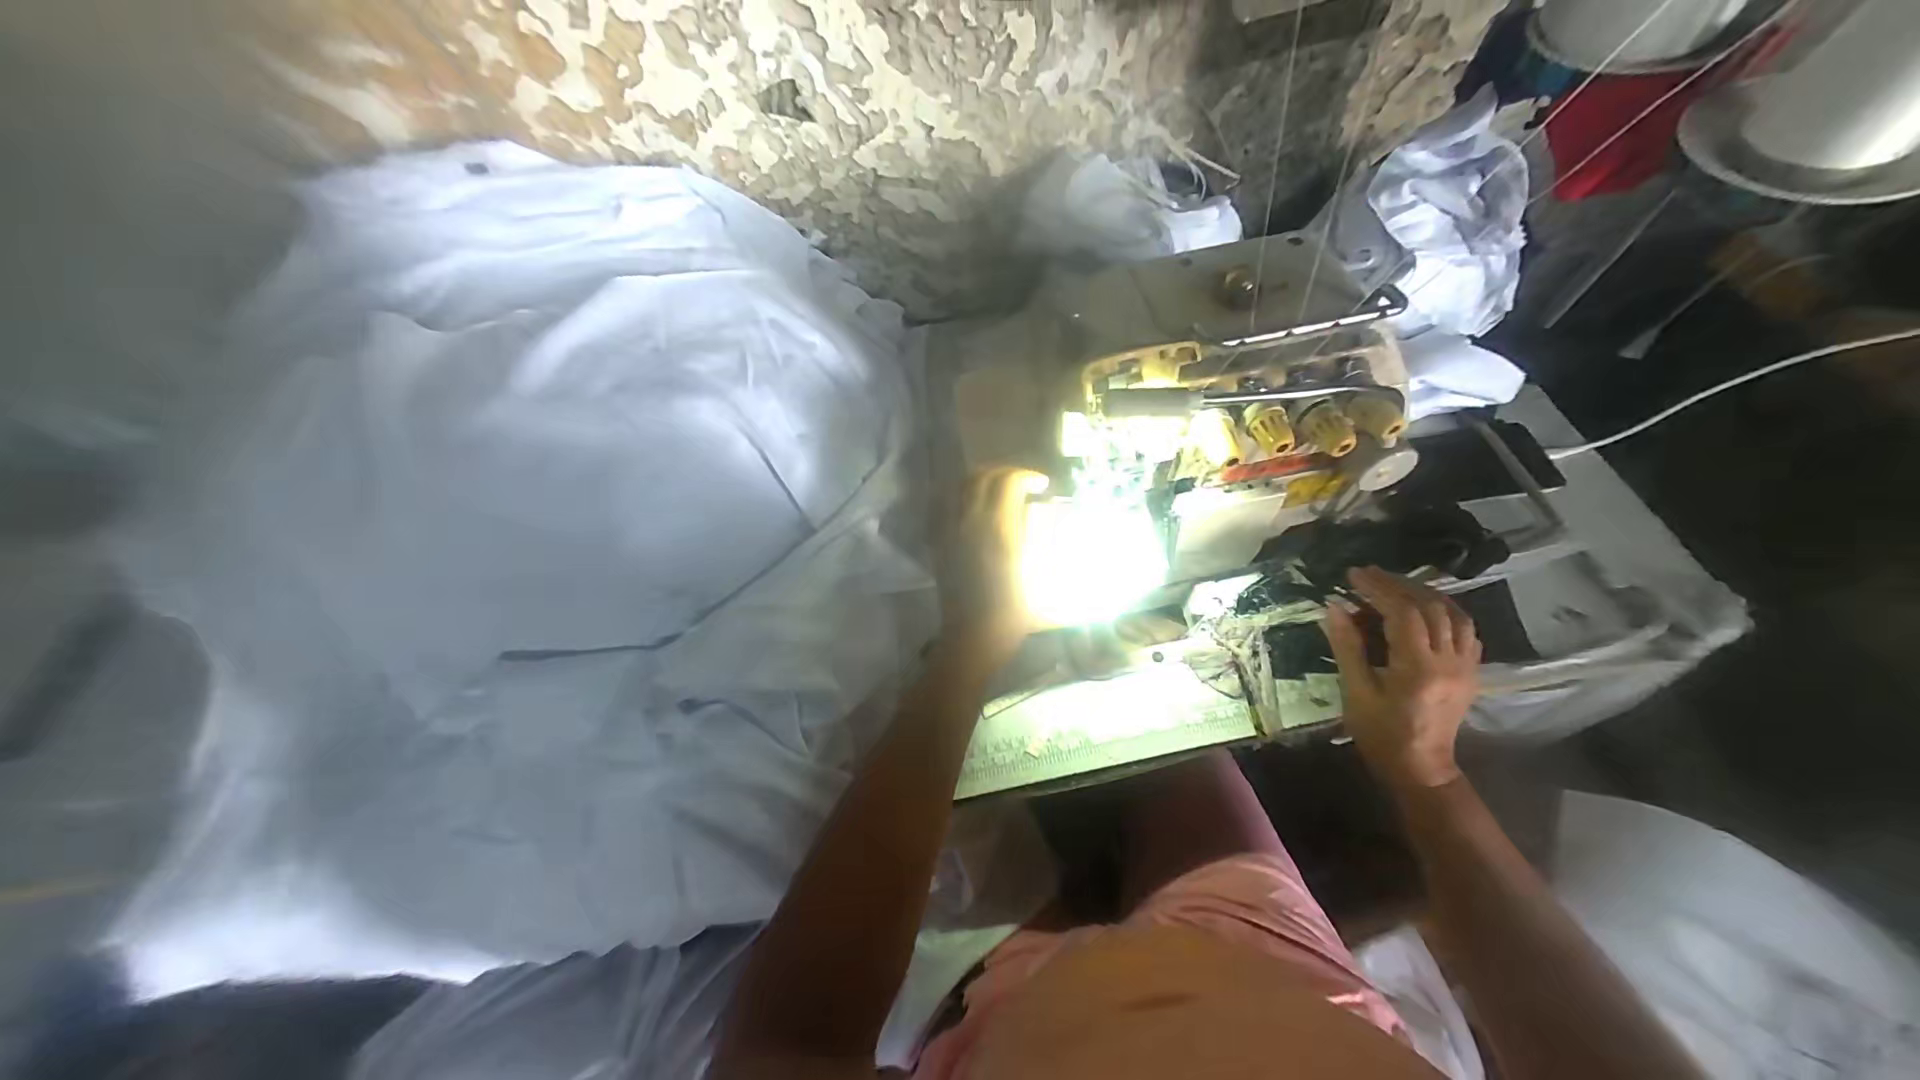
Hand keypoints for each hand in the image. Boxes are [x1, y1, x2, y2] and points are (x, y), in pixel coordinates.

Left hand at [941, 468, 1044, 663]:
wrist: (973, 637)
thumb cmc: (1012, 613)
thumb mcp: (1038, 576)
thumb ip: (1042, 544)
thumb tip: (1051, 524)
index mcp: (998, 529)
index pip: (1009, 482)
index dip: (1028, 476)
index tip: (1042, 485)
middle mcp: (970, 522)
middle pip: (982, 477)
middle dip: (1005, 473)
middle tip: (1021, 484)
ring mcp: (950, 531)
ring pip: (960, 487)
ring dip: (982, 481)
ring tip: (998, 491)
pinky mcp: (939, 543)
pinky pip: (946, 506)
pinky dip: (961, 498)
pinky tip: (975, 510)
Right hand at [1323, 566, 1480, 791]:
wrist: (1420, 768)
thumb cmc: (1379, 733)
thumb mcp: (1355, 691)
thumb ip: (1347, 646)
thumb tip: (1334, 607)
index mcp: (1418, 669)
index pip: (1403, 613)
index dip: (1378, 588)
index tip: (1353, 575)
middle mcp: (1449, 662)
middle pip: (1430, 607)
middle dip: (1398, 585)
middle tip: (1369, 575)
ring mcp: (1466, 667)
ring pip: (1454, 614)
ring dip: (1425, 593)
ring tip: (1396, 586)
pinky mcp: (1472, 672)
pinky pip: (1466, 631)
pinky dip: (1445, 611)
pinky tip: (1425, 609)